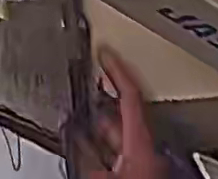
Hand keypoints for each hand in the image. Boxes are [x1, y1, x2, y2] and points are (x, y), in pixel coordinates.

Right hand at [76, 48, 162, 178]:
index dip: (116, 69)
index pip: (130, 94)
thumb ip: (83, 150)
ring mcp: (145, 168)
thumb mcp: (99, 176)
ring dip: (96, 127)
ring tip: (73, 117)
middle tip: (79, 86)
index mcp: (142, 143)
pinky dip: (99, 149)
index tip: (104, 51)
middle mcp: (148, 153)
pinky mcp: (139, 176)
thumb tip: (69, 130)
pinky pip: (117, 157)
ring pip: (118, 139)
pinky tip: (83, 148)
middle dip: (98, 102)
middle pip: (121, 117)